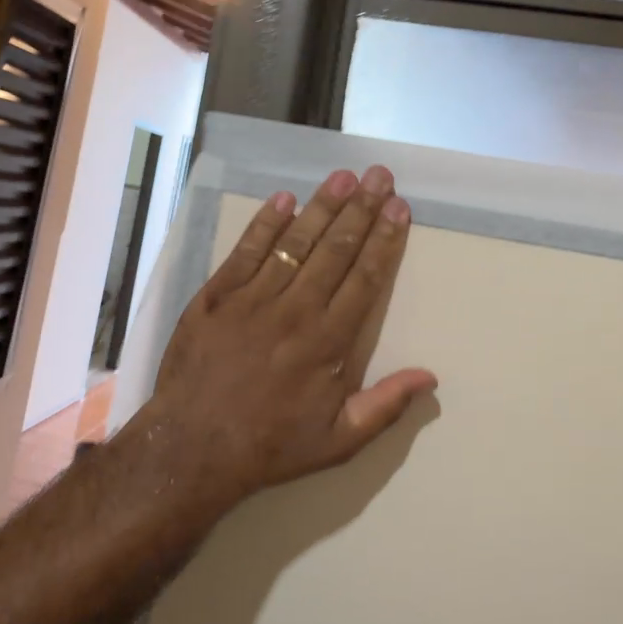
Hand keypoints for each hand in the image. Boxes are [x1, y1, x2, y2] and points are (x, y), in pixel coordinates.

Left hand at [127, 165, 437, 513]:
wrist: (191, 448)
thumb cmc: (269, 446)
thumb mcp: (336, 442)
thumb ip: (385, 406)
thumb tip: (431, 376)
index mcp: (327, 343)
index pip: (365, 279)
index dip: (384, 241)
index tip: (399, 208)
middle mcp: (294, 311)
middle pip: (335, 250)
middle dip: (361, 210)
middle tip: (379, 175)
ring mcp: (252, 299)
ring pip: (294, 243)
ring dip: (321, 207)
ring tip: (343, 176)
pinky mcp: (216, 296)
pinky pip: (245, 251)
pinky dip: (265, 224)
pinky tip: (284, 198)